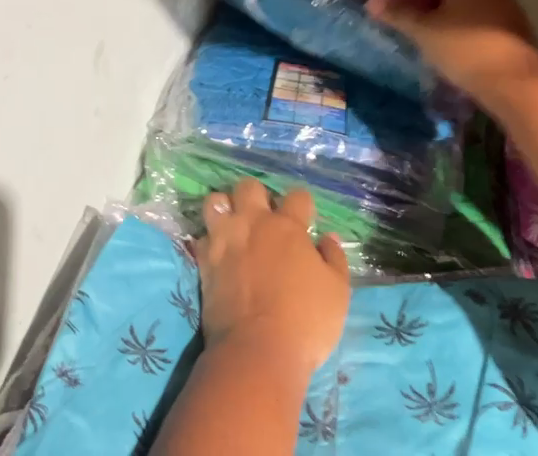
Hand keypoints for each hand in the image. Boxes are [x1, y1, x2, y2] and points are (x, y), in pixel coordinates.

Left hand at [197, 179, 349, 377]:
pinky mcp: (204, 263)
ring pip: (215, 201)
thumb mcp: (337, 291)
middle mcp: (254, 224)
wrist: (257, 351)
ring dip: (224, 208)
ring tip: (233, 225)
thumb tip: (328, 238)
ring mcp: (225, 241)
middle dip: (258, 195)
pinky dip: (208, 240)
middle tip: (265, 218)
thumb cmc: (306, 321)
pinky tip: (217, 252)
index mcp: (288, 227)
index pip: (297, 196)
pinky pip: (200, 237)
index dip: (302, 205)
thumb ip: (334, 258)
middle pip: (249, 186)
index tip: (305, 220)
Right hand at [368, 0, 537, 103]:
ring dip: (453, 13)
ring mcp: (507, 4)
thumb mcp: (423, 31)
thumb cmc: (463, 49)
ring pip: (471, 1)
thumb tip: (372, 0)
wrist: (514, 83)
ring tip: (432, 34)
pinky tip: (458, 47)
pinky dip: (469, 27)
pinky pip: (485, 19)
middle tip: (411, 16)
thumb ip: (398, 13)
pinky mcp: (517, 28)